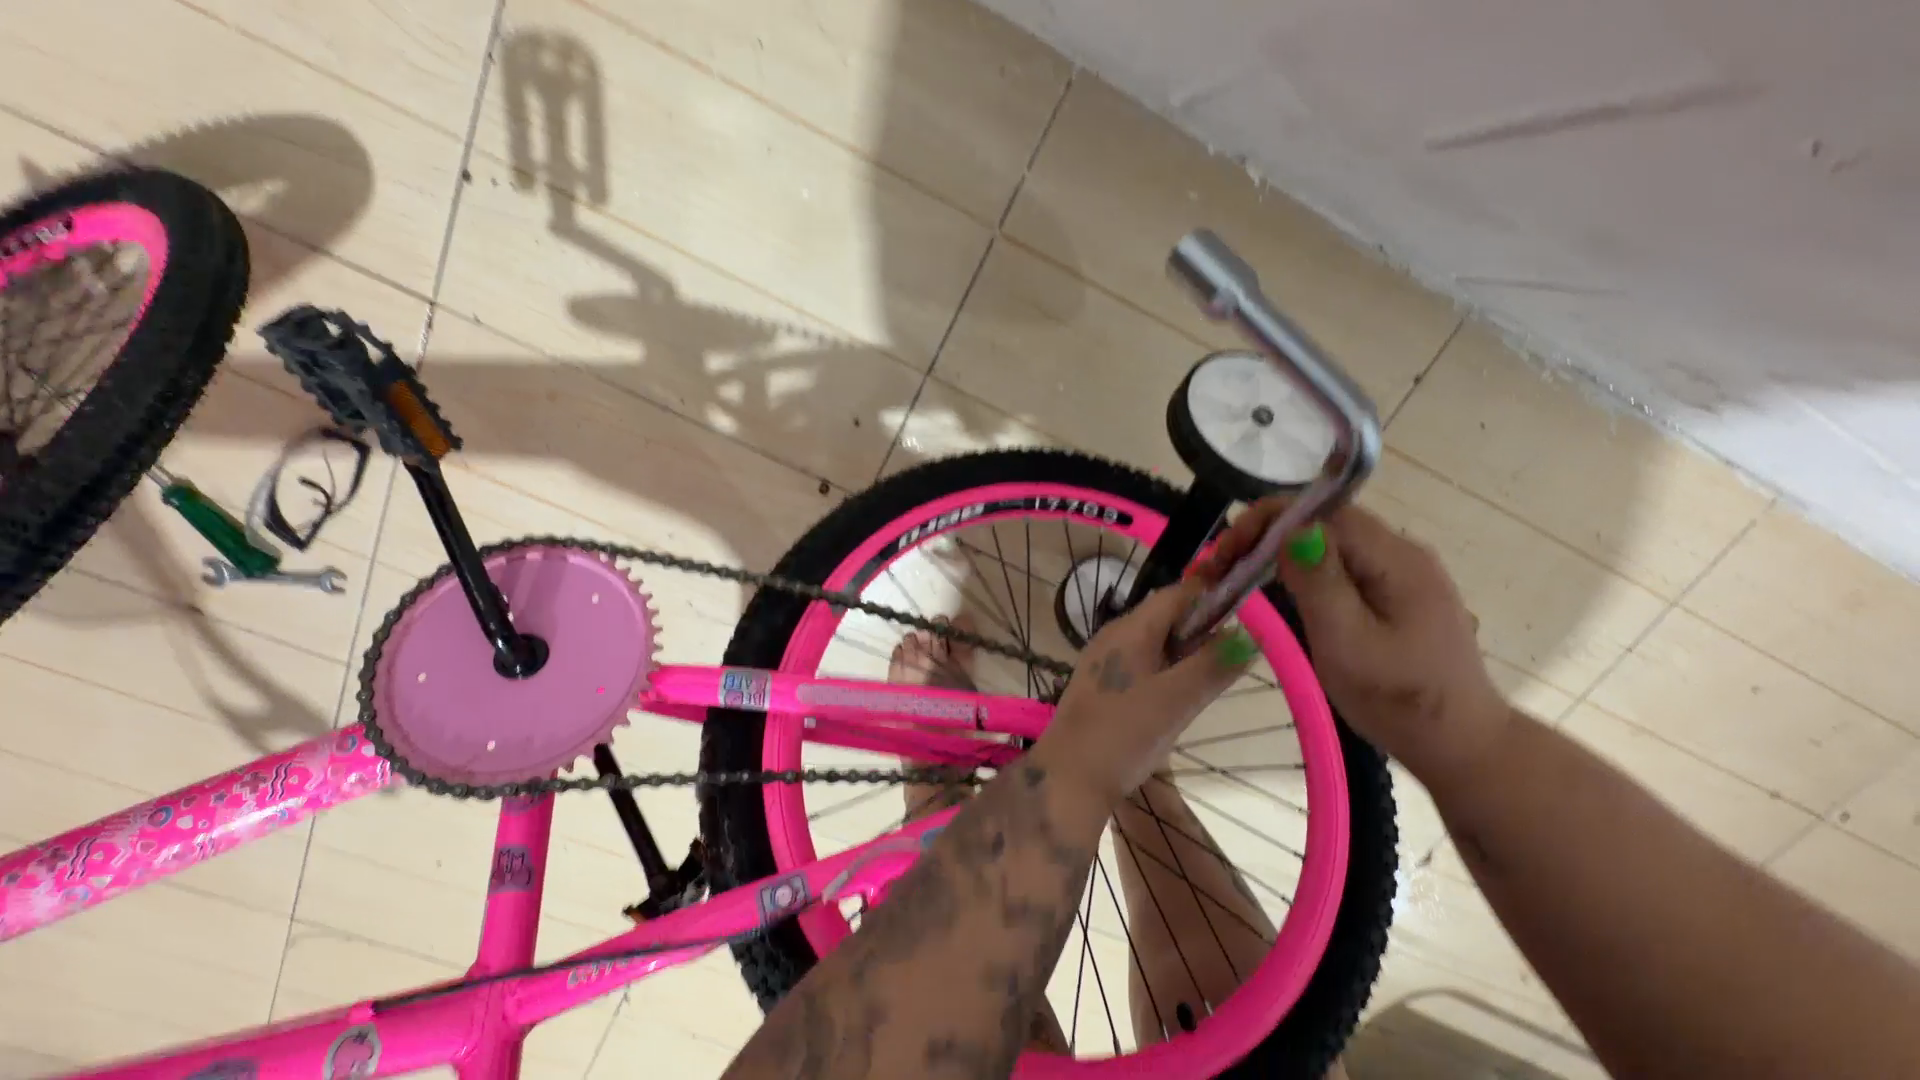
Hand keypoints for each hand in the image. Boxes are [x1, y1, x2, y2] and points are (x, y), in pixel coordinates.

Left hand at [1035, 578, 1252, 802]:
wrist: (1069, 779)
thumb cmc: (1123, 734)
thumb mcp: (1177, 700)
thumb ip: (1213, 666)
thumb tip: (1249, 635)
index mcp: (1129, 629)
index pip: (1177, 594)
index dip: (1211, 598)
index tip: (1245, 617)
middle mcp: (1114, 638)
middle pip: (1166, 618)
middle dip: (1201, 632)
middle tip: (1231, 660)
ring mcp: (1105, 663)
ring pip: (1155, 645)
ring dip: (1185, 657)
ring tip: (1210, 683)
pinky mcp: (1102, 688)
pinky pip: (1143, 668)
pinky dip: (1166, 675)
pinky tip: (1179, 702)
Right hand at [1199, 498, 1510, 786]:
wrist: (1462, 746)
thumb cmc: (1400, 701)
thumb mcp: (1348, 644)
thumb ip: (1320, 582)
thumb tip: (1291, 527)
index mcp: (1396, 559)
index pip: (1322, 512)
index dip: (1267, 521)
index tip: (1225, 552)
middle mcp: (1402, 554)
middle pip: (1324, 522)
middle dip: (1266, 536)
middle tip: (1221, 569)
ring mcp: (1403, 575)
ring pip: (1330, 544)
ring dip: (1281, 553)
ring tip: (1238, 578)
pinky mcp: (1398, 596)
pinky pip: (1342, 567)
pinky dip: (1303, 572)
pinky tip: (1279, 592)